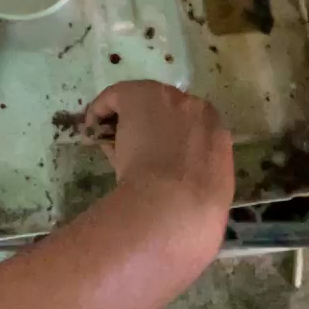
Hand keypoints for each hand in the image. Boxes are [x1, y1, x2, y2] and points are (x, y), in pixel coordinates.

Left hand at [82, 81, 233, 233]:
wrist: (174, 207)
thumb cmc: (196, 214)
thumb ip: (201, 178)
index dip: (170, 139)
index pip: (190, 126)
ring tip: (111, 143)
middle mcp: (194, 107)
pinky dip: (101, 111)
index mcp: (216, 131)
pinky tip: (92, 130)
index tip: (156, 155)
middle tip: (134, 149)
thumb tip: (184, 186)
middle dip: (151, 126)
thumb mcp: (211, 194)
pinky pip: (115, 97)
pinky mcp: (135, 94)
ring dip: (128, 119)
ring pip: (142, 101)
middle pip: (167, 109)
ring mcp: (165, 98)